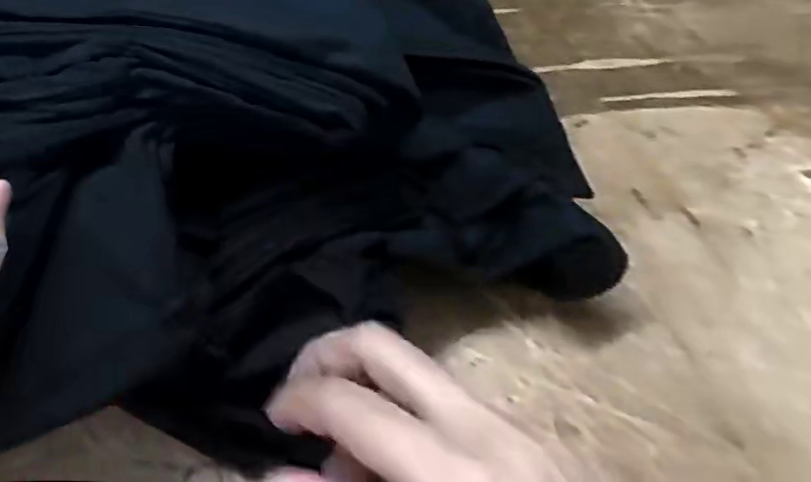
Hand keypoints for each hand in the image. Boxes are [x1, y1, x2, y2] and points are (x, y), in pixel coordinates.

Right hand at [266, 323, 569, 481]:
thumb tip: (277, 472)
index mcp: (457, 469)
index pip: (346, 400)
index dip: (294, 399)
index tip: (273, 422)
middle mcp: (488, 431)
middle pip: (376, 343)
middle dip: (321, 357)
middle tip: (299, 401)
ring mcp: (519, 433)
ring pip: (411, 369)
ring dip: (363, 392)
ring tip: (353, 460)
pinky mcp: (537, 445)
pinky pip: (446, 402)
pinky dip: (404, 417)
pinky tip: (402, 472)